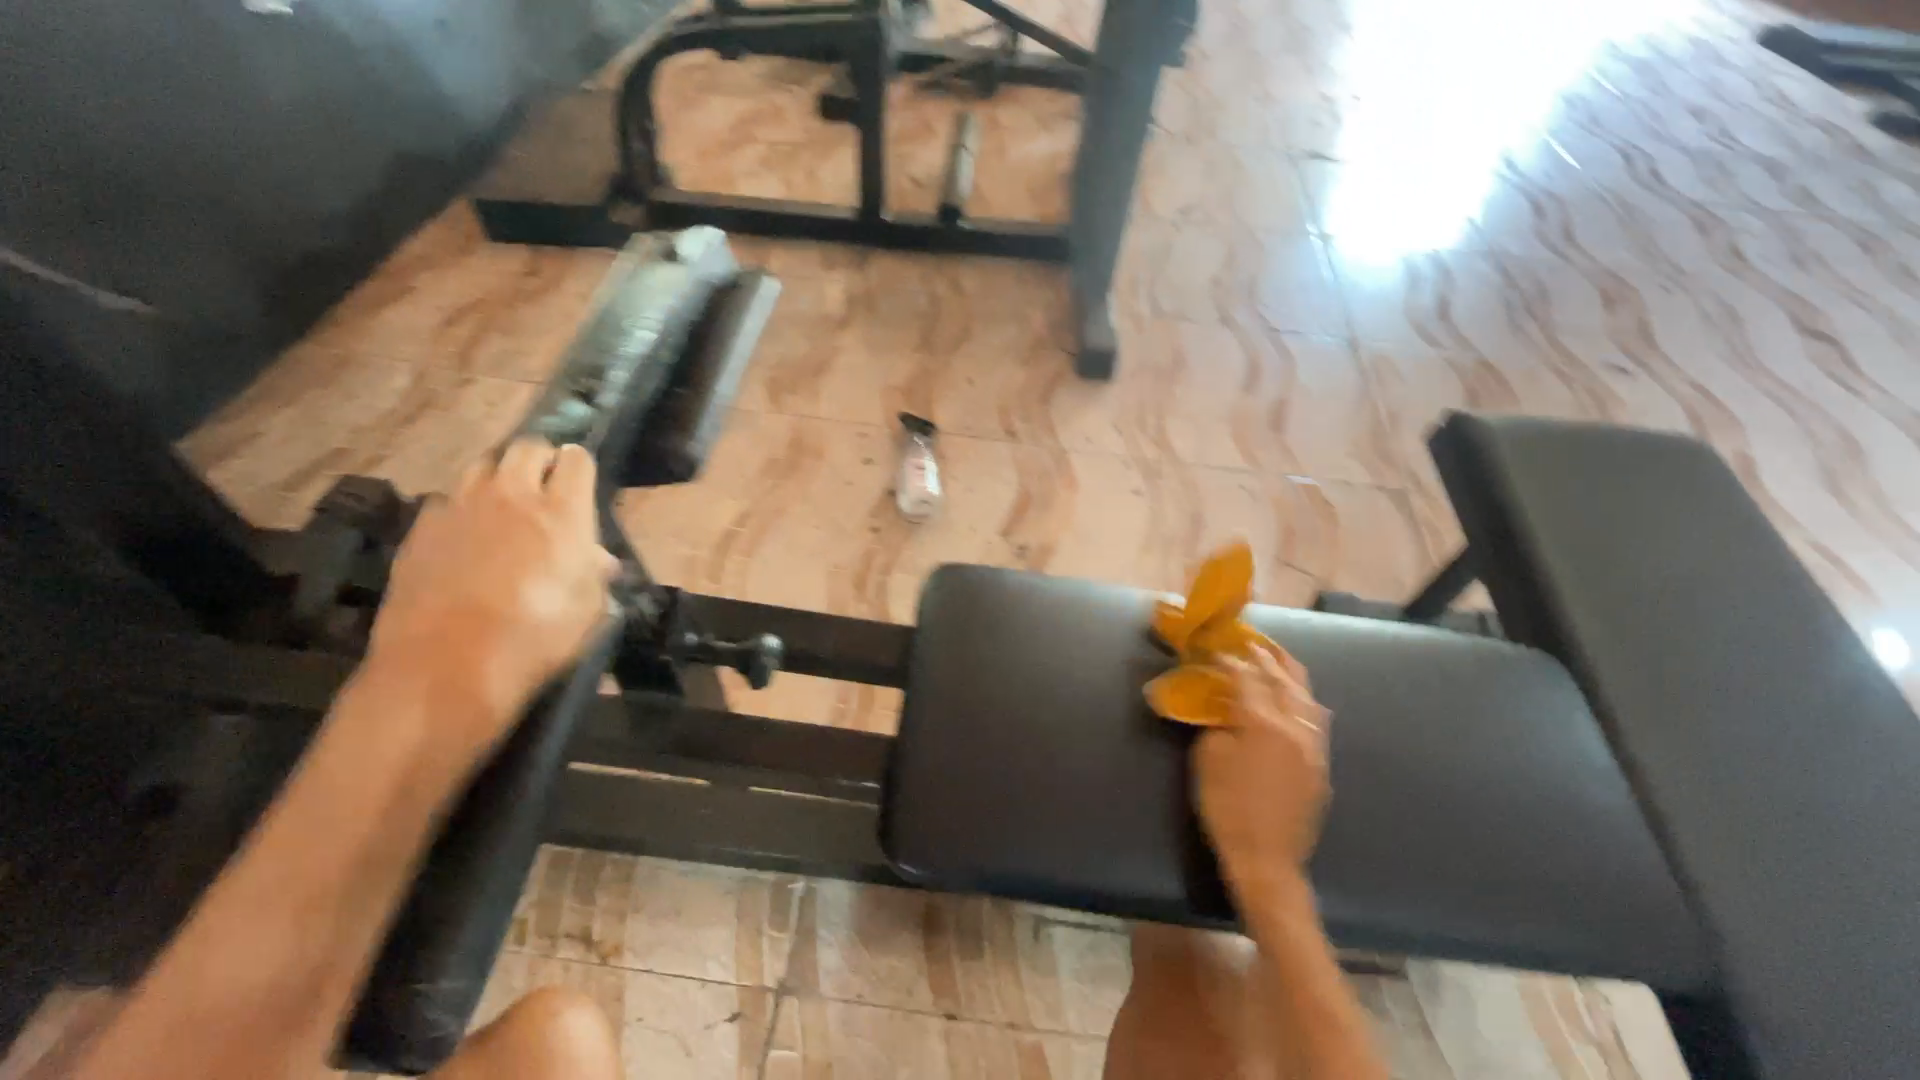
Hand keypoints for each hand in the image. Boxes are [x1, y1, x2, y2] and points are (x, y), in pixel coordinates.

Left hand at [364, 438, 620, 758]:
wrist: (446, 667)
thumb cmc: (534, 641)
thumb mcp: (586, 613)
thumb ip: (594, 577)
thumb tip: (598, 561)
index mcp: (562, 513)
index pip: (576, 460)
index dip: (579, 467)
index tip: (579, 482)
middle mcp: (511, 496)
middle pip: (526, 448)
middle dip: (539, 460)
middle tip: (543, 486)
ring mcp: (460, 507)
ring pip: (481, 466)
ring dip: (498, 478)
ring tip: (503, 505)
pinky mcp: (421, 528)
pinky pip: (446, 501)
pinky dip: (461, 510)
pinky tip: (464, 537)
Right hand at [1192, 647, 1331, 902]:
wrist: (1267, 859)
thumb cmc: (1226, 808)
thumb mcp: (1207, 760)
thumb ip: (1217, 723)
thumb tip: (1225, 706)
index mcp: (1263, 723)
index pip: (1247, 677)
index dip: (1231, 660)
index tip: (1217, 649)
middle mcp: (1295, 726)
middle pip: (1284, 679)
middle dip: (1266, 658)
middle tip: (1251, 643)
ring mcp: (1314, 745)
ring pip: (1307, 696)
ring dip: (1290, 674)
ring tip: (1277, 661)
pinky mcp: (1321, 764)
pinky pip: (1316, 719)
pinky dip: (1302, 700)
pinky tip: (1294, 698)